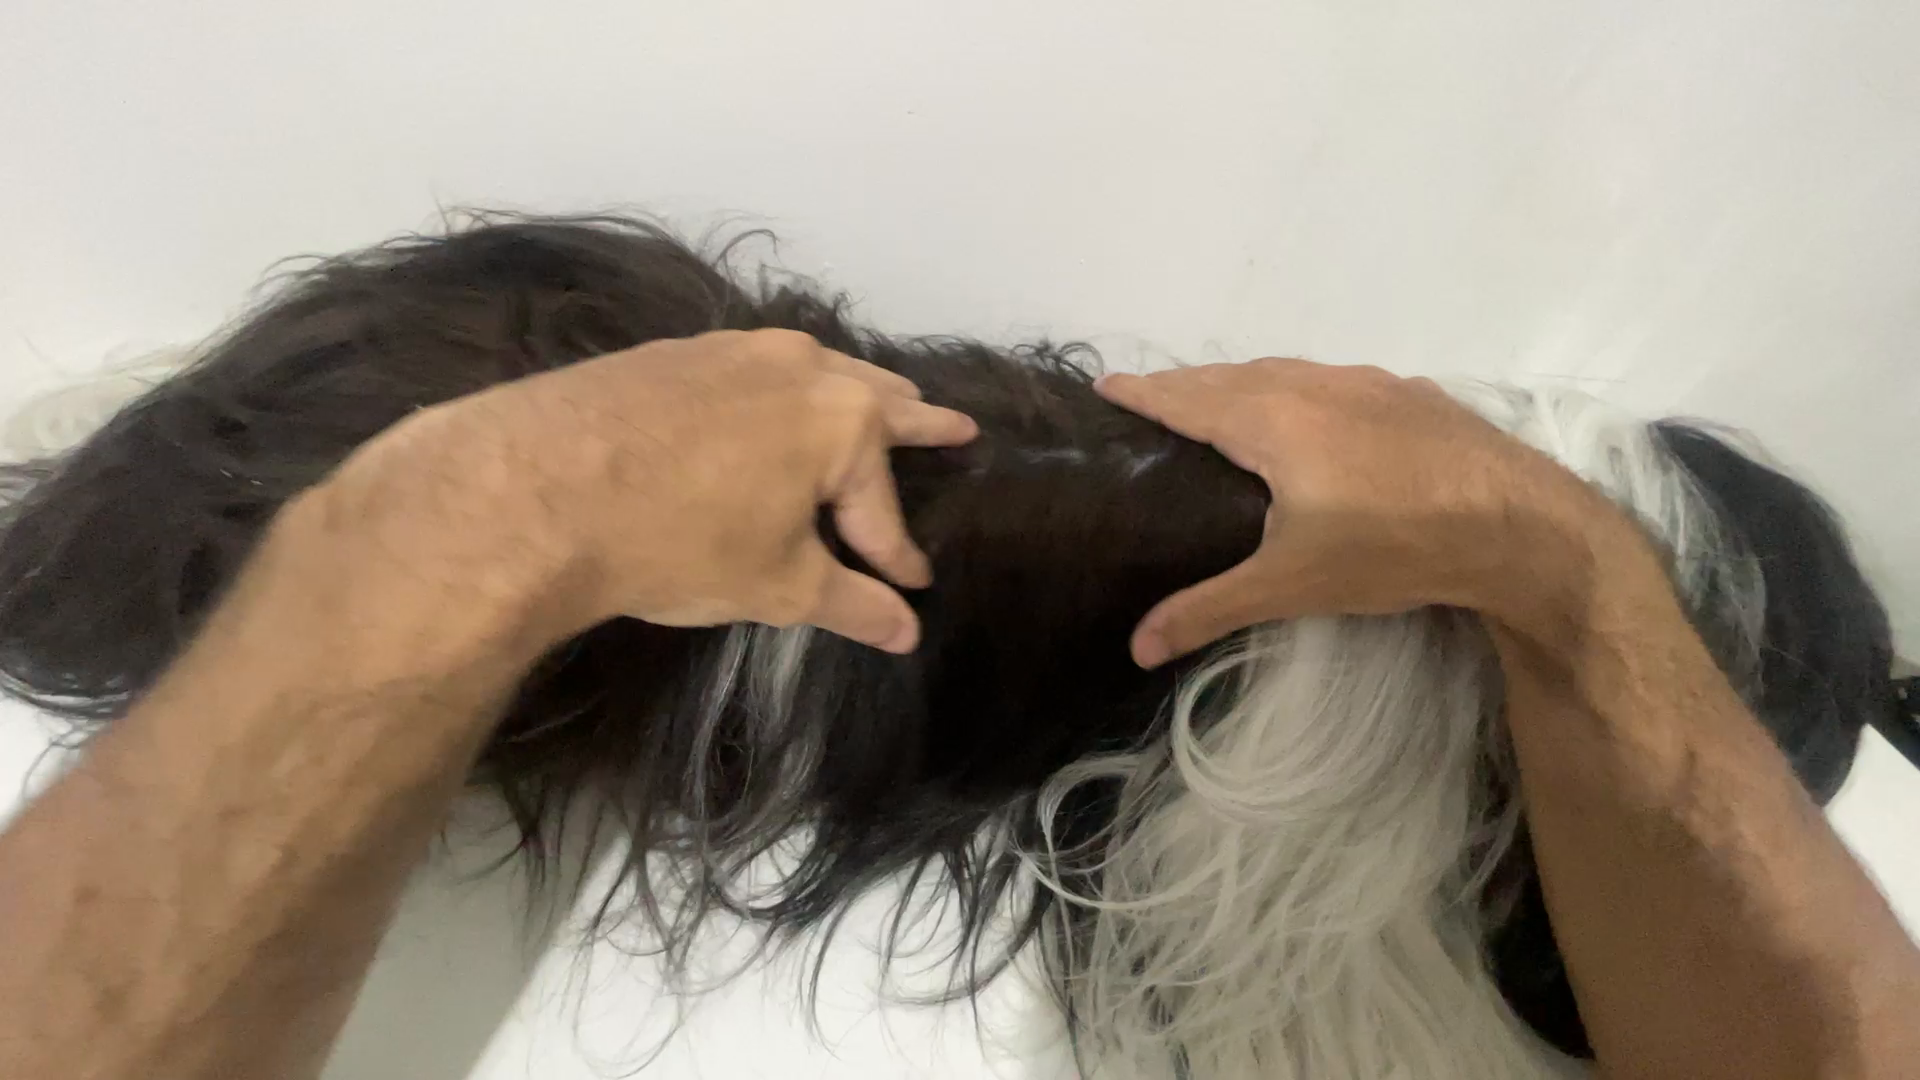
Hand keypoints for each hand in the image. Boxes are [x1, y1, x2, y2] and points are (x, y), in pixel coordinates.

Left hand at [318, 329, 977, 652]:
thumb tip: (908, 634)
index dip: (899, 555)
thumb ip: (853, 605)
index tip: (913, 584)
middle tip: (957, 427)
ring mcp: (740, 351)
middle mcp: (804, 369)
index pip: (884, 510)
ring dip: (860, 393)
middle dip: (921, 425)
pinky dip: (790, 387)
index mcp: (844, 423)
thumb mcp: (778, 585)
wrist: (529, 492)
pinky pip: (762, 367)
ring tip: (887, 398)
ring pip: (823, 372)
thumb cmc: (679, 542)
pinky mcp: (684, 352)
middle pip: (879, 405)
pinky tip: (780, 398)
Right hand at [1095, 358, 1618, 666]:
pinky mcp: (1406, 393)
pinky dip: (1286, 385)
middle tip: (1146, 397)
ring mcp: (1365, 383)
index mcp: (1271, 421)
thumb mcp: (1289, 586)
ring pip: (1278, 370)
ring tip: (1211, 400)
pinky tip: (1301, 410)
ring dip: (1233, 380)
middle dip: (1179, 383)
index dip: (1142, 391)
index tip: (1103, 384)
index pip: (1186, 398)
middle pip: (1225, 376)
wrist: (1528, 531)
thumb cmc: (1393, 550)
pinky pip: (1322, 377)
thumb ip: (1207, 610)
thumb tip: (1136, 648)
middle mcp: (1311, 386)